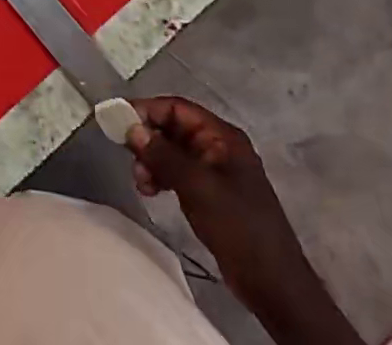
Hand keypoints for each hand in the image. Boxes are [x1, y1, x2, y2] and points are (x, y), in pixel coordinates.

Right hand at [127, 98, 359, 344]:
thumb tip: (132, 129)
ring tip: (141, 183)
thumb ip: (164, 155)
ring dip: (151, 161)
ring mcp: (214, 171)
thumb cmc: (239, 226)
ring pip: (171, 151)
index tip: (118, 121)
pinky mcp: (209, 193)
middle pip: (172, 128)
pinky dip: (160, 176)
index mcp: (222, 136)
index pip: (178, 108)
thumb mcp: (198, 187)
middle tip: (129, 158)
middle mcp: (218, 147)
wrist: (273, 283)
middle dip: (147, 139)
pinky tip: (150, 191)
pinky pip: (177, 172)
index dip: (147, 110)